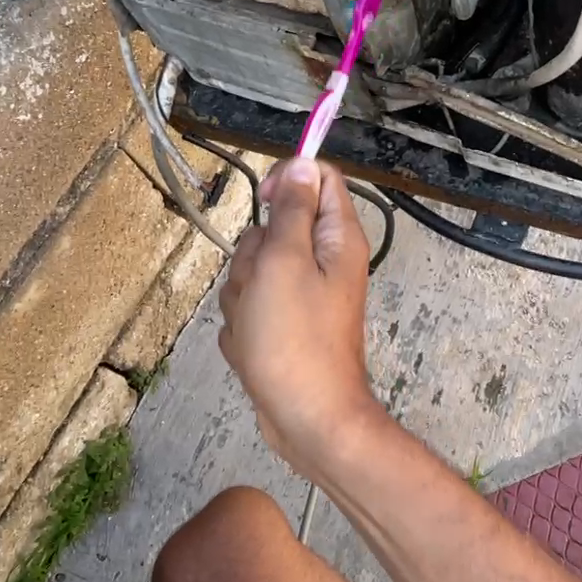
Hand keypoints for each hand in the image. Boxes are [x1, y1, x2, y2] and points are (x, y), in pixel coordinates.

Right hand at [219, 159, 383, 477]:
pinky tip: (255, 345)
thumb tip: (302, 163)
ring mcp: (304, 294)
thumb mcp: (285, 261)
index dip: (287, 180)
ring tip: (258, 322)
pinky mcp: (284, 324)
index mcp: (337, 237)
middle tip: (263, 285)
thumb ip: (292, 210)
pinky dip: (245, 324)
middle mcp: (325, 260)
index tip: (263, 202)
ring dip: (244, 294)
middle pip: (274, 227)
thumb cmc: (295, 340)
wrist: (305, 418)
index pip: (318, 178)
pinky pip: (251, 306)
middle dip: (254, 255)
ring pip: (255, 269)